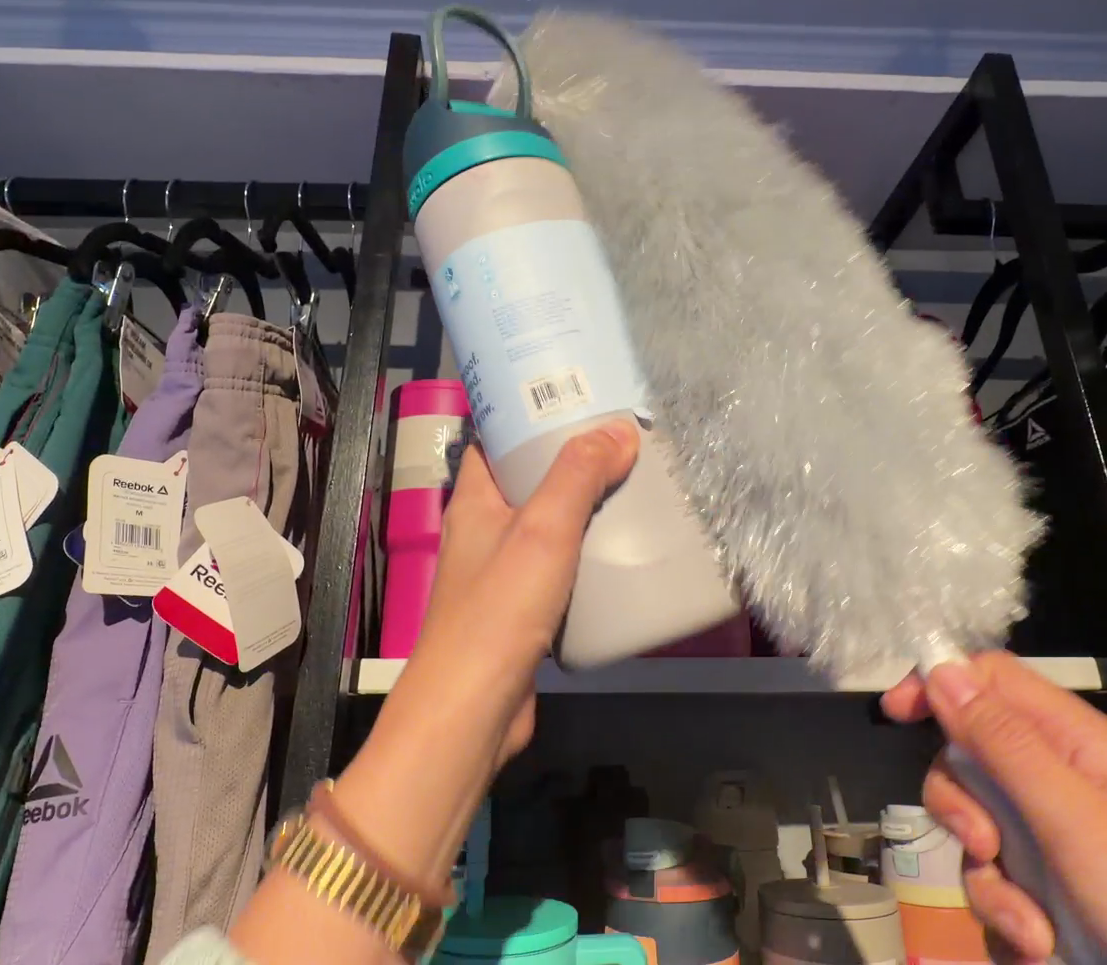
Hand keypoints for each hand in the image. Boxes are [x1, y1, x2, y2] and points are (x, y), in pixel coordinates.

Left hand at [411, 420, 638, 763]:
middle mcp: (482, 532)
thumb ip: (578, 475)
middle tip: (623, 443)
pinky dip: (586, 556)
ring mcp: (500, 574)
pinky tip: (623, 553)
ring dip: (583, 510)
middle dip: (571, 461)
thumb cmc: (499, 610)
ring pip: (546, 527)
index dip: (528, 416)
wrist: (475, 708)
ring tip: (633, 488)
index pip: (494, 440)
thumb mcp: (543, 530)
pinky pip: (558, 569)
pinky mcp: (522, 612)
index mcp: (474, 501)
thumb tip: (619, 429)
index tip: (577, 399)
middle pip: (527, 481)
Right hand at [880, 653, 1106, 964]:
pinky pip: (1004, 890)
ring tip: (1034, 930)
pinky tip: (1043, 951)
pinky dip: (1009, 922)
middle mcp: (1069, 786)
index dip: (938, 685)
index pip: (991, 680)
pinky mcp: (1067, 904)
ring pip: (982, 833)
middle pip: (973, 759)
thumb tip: (941, 668)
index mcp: (1080, 746)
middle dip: (960, 804)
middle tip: (985, 844)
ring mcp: (1068, 848)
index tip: (893, 715)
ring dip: (988, 882)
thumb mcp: (1082, 823)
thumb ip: (1005, 744)